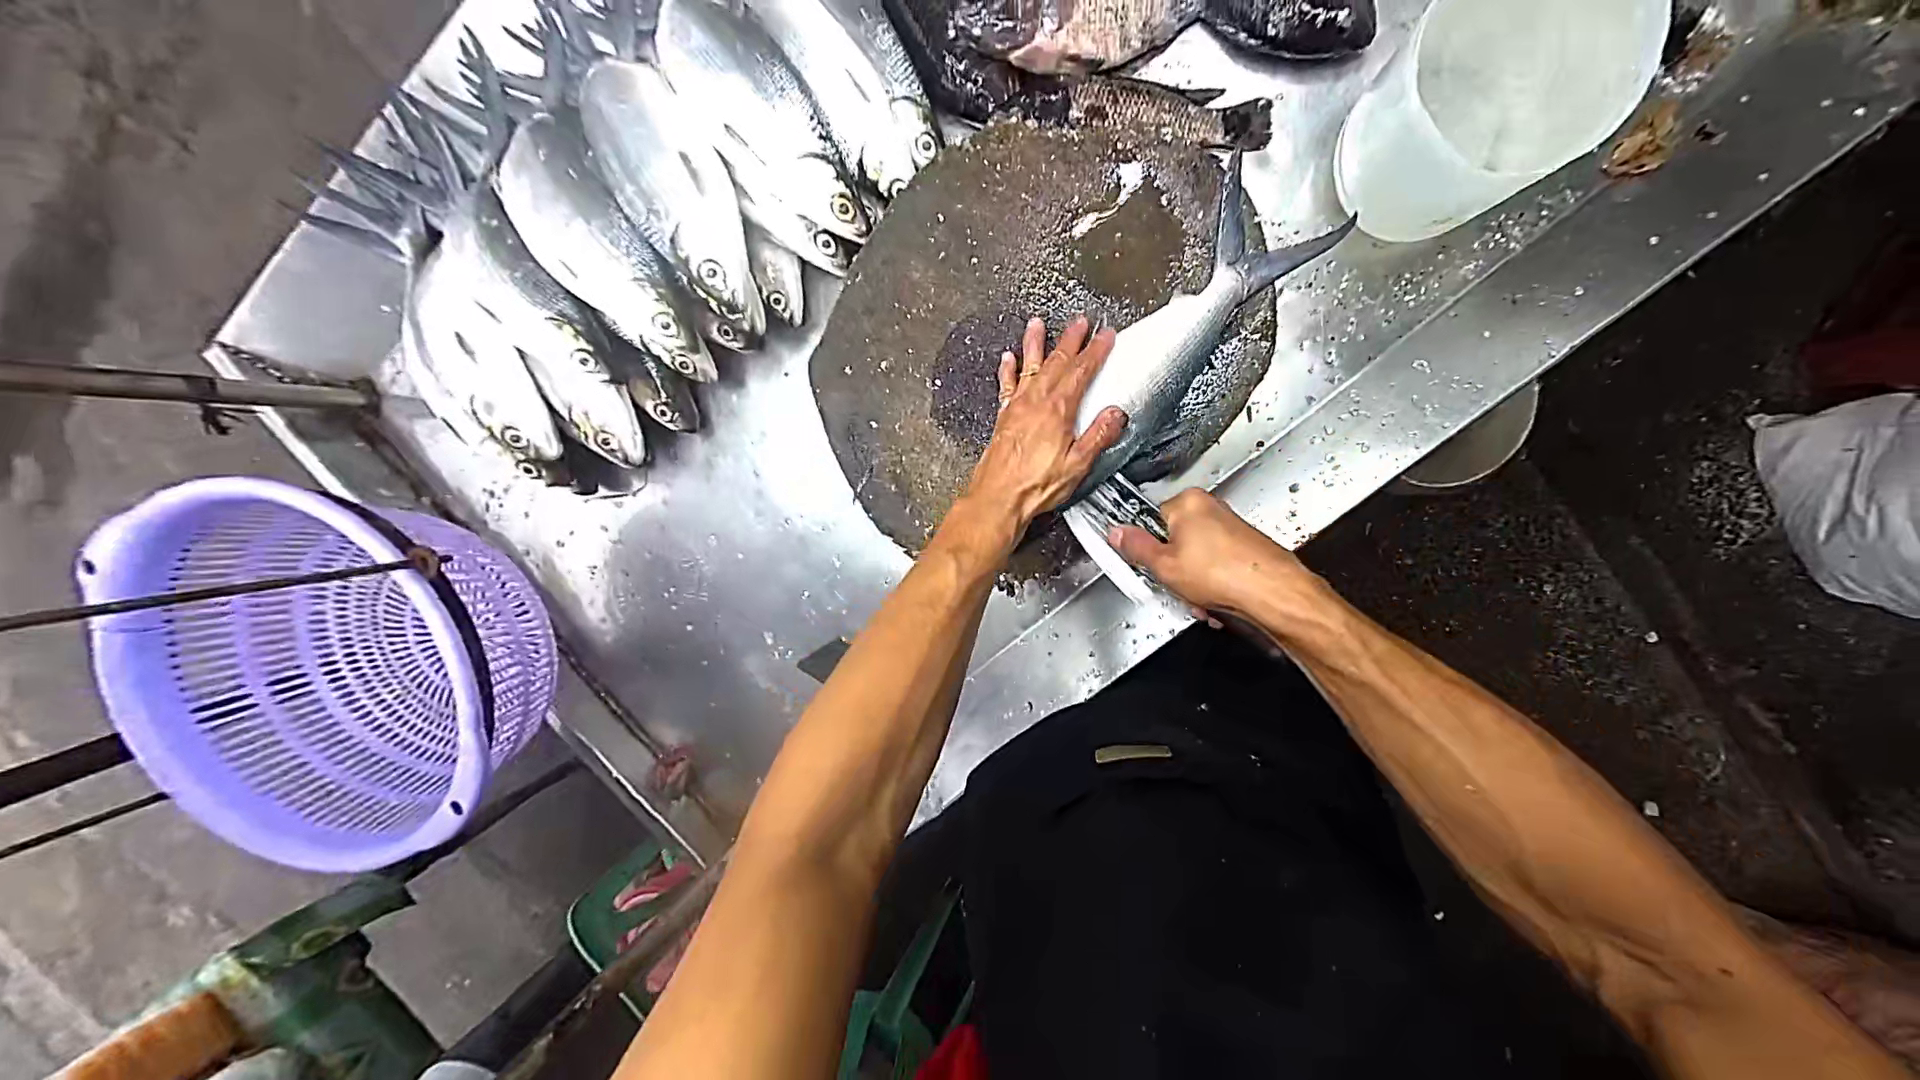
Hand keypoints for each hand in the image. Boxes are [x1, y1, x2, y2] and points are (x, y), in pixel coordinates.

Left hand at [962, 315, 1126, 529]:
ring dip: (1035, 344)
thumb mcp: (1078, 464)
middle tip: (1080, 321)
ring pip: (1029, 367)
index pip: (1082, 371)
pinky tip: (1008, 359)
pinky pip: (1007, 386)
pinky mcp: (1003, 418)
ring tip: (1037, 324)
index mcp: (1058, 410)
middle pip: (1056, 362)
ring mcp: (1016, 408)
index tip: (1105, 335)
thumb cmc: (1034, 485)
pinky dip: (1008, 369)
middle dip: (1071, 339)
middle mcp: (1035, 402)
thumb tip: (1116, 415)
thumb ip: (1098, 436)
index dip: (1096, 351)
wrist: (998, 498)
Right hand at [1108, 490, 1331, 632]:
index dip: (1145, 548)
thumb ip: (1135, 547)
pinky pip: (1215, 568)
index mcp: (1187, 502)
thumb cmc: (1227, 574)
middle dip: (1173, 570)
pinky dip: (1212, 585)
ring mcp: (1230, 529)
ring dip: (1192, 583)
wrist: (1274, 594)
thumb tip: (1117, 533)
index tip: (1143, 563)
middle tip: (1174, 585)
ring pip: (1195, 558)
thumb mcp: (1163, 565)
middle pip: (1173, 541)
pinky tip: (1215, 601)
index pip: (1149, 520)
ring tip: (1199, 598)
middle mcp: (1211, 509)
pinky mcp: (1245, 550)